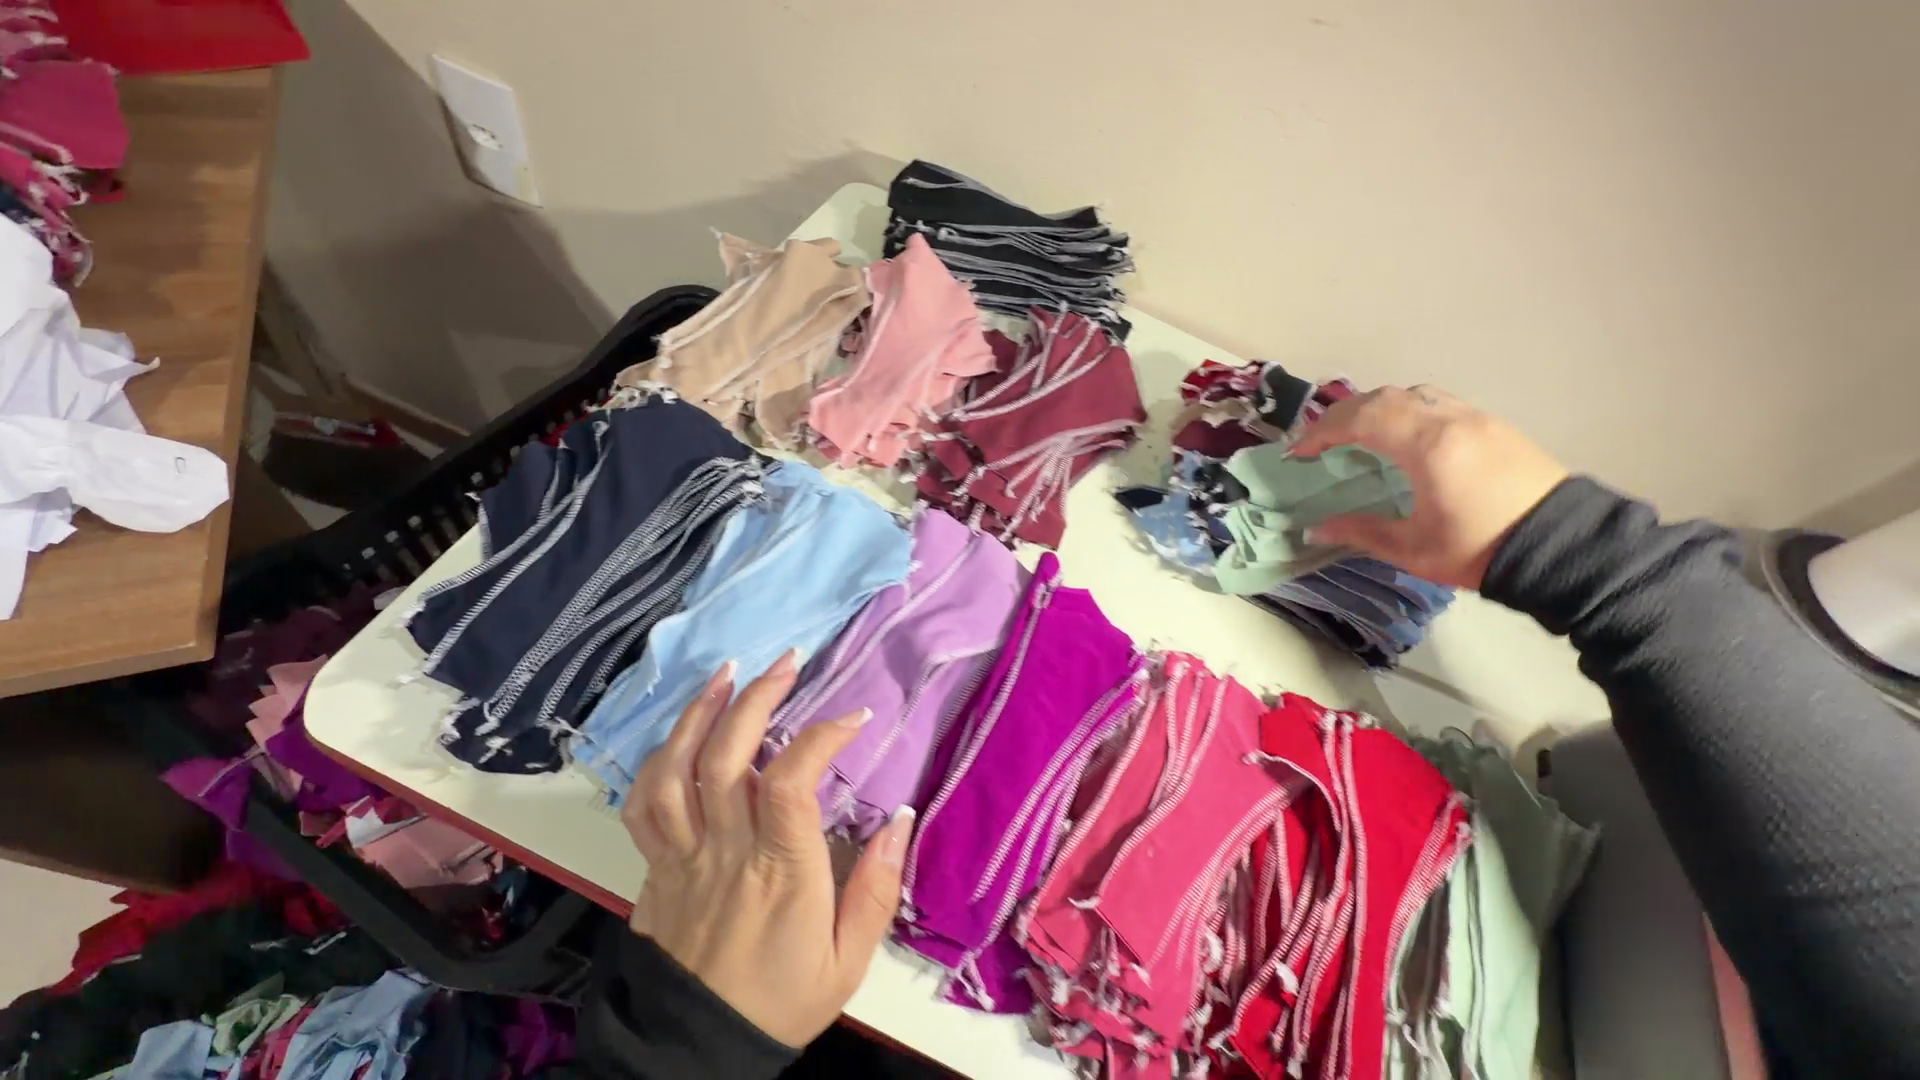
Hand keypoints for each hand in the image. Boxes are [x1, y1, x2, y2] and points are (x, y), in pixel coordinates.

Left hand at [619, 652, 915, 1047]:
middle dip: (758, 698)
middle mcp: (726, 852)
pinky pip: (643, 805)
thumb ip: (877, 887)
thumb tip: (901, 817)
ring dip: (700, 714)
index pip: (792, 783)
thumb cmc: (783, 1000)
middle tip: (786, 661)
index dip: (821, 735)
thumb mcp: (849, 960)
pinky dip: (658, 760)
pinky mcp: (654, 867)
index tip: (854, 716)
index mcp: (781, 872)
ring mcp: (682, 856)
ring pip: (677, 771)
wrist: (697, 1052)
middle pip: (729, 757)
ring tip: (727, 673)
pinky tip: (681, 733)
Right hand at [1290, 385, 1569, 589]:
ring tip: (1354, 432)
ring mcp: (1474, 418)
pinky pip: (1435, 401)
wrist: (1563, 548)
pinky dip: (1404, 409)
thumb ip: (1360, 532)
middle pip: (1382, 399)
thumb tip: (1315, 527)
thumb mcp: (1412, 549)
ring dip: (1374, 407)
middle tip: (1317, 439)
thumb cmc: (1481, 550)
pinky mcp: (1491, 425)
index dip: (1321, 432)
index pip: (1361, 421)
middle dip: (1341, 415)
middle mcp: (1450, 420)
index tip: (1298, 451)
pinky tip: (1398, 434)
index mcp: (1428, 447)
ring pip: (1411, 393)